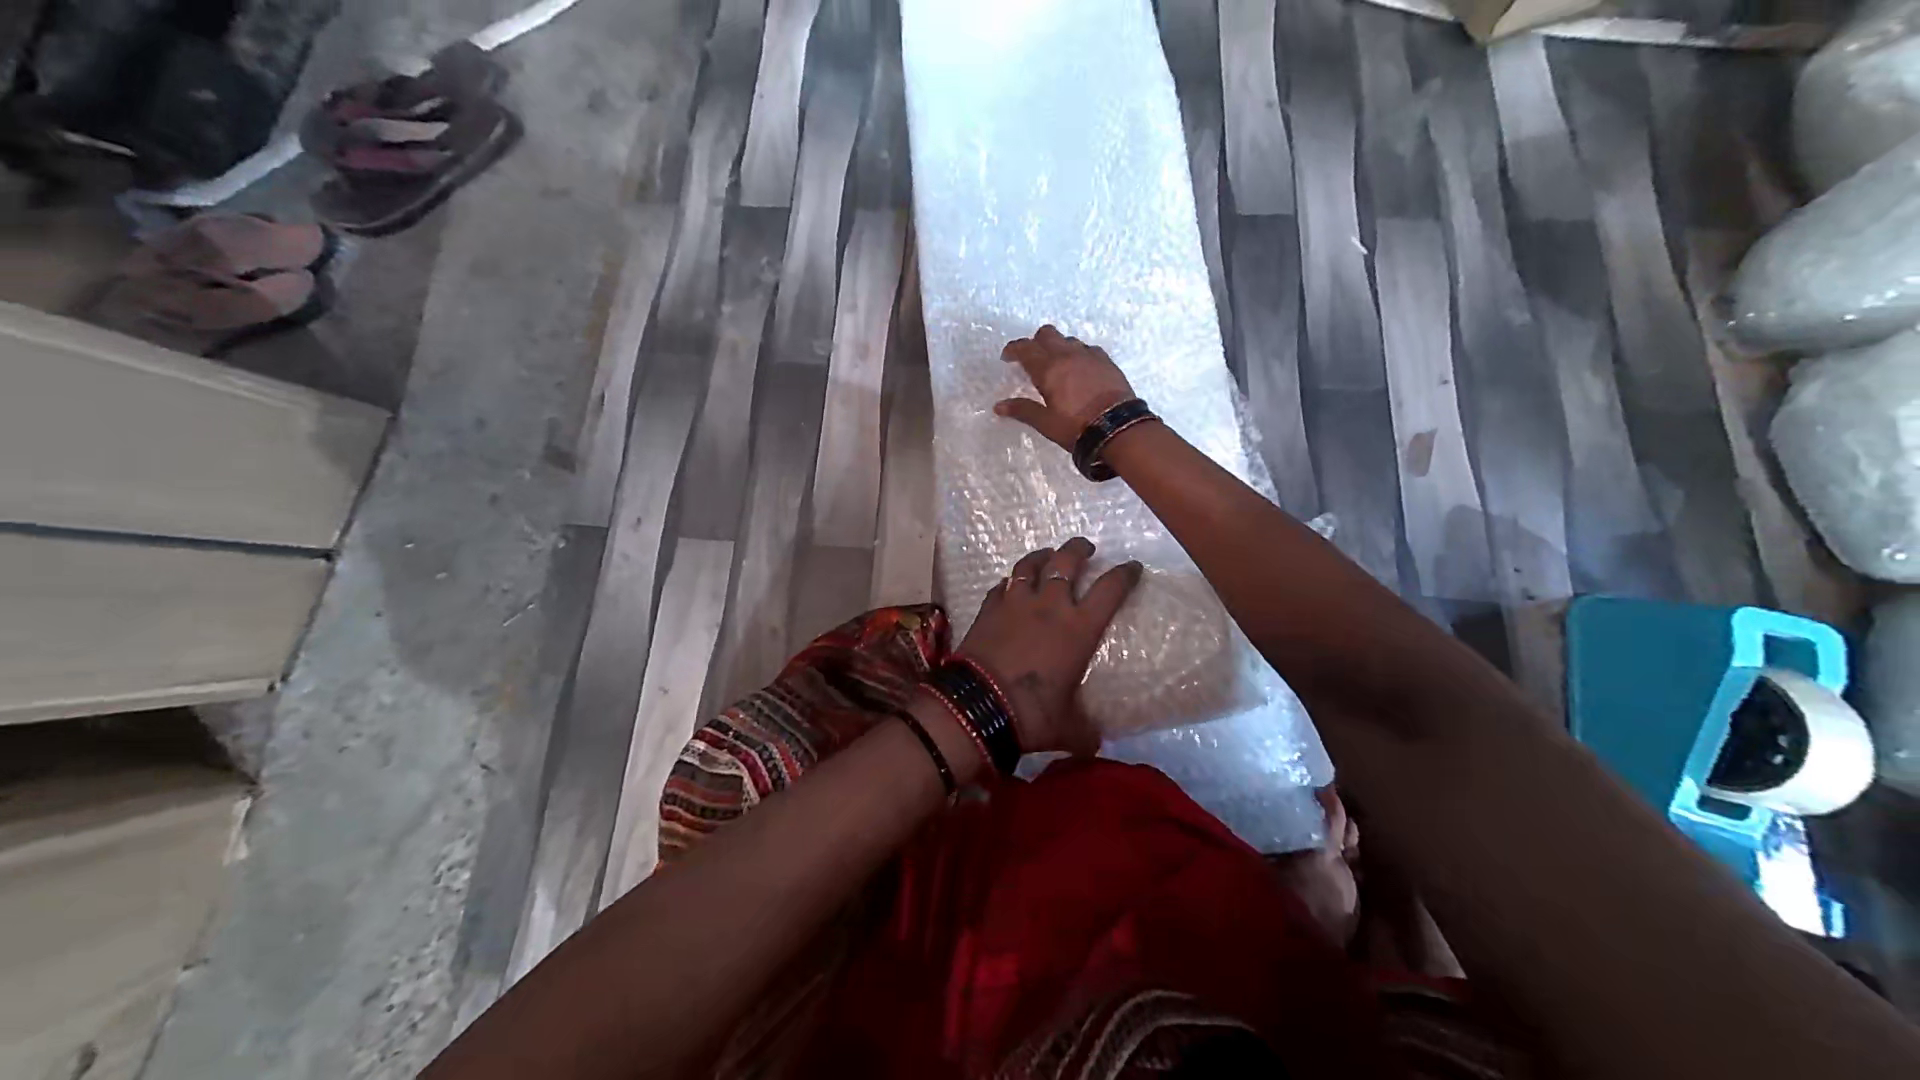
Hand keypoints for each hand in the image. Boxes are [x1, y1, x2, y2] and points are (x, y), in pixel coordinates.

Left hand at [952, 537, 1142, 755]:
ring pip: (1029, 566)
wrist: (976, 705)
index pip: (1110, 590)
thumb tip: (1094, 743)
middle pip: (1066, 561)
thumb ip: (1084, 731)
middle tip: (1086, 547)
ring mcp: (1014, 603)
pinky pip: (999, 587)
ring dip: (1041, 556)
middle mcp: (1049, 606)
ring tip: (1047, 555)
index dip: (1124, 574)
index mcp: (1078, 628)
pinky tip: (1008, 586)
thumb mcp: (1067, 727)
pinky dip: (1007, 583)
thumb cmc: (1030, 714)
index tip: (1132, 566)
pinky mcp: (987, 609)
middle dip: (1079, 548)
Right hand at [994, 325, 1135, 450]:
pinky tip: (1080, 369)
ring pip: (1068, 339)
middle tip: (1031, 360)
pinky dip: (1078, 354)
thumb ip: (1023, 410)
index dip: (1013, 350)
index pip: (1025, 348)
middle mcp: (1068, 355)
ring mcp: (1089, 355)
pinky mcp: (1107, 361)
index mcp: (1049, 368)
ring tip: (1056, 366)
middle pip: (1047, 334)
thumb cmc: (1077, 427)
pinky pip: (1087, 348)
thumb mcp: (1046, 423)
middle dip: (1035, 343)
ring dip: (1058, 347)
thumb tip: (999, 407)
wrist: (1119, 428)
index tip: (1007, 358)